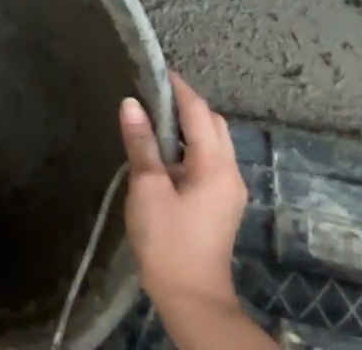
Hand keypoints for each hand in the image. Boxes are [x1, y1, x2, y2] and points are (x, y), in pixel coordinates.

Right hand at [119, 72, 246, 311]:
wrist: (189, 293)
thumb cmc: (167, 237)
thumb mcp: (147, 186)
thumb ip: (141, 143)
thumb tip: (131, 104)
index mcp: (216, 167)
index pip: (200, 114)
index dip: (179, 89)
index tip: (156, 68)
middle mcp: (229, 174)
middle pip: (213, 126)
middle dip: (187, 103)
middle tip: (152, 88)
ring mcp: (226, 190)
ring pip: (211, 143)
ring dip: (187, 124)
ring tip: (152, 111)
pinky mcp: (217, 203)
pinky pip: (206, 160)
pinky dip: (187, 144)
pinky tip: (162, 146)